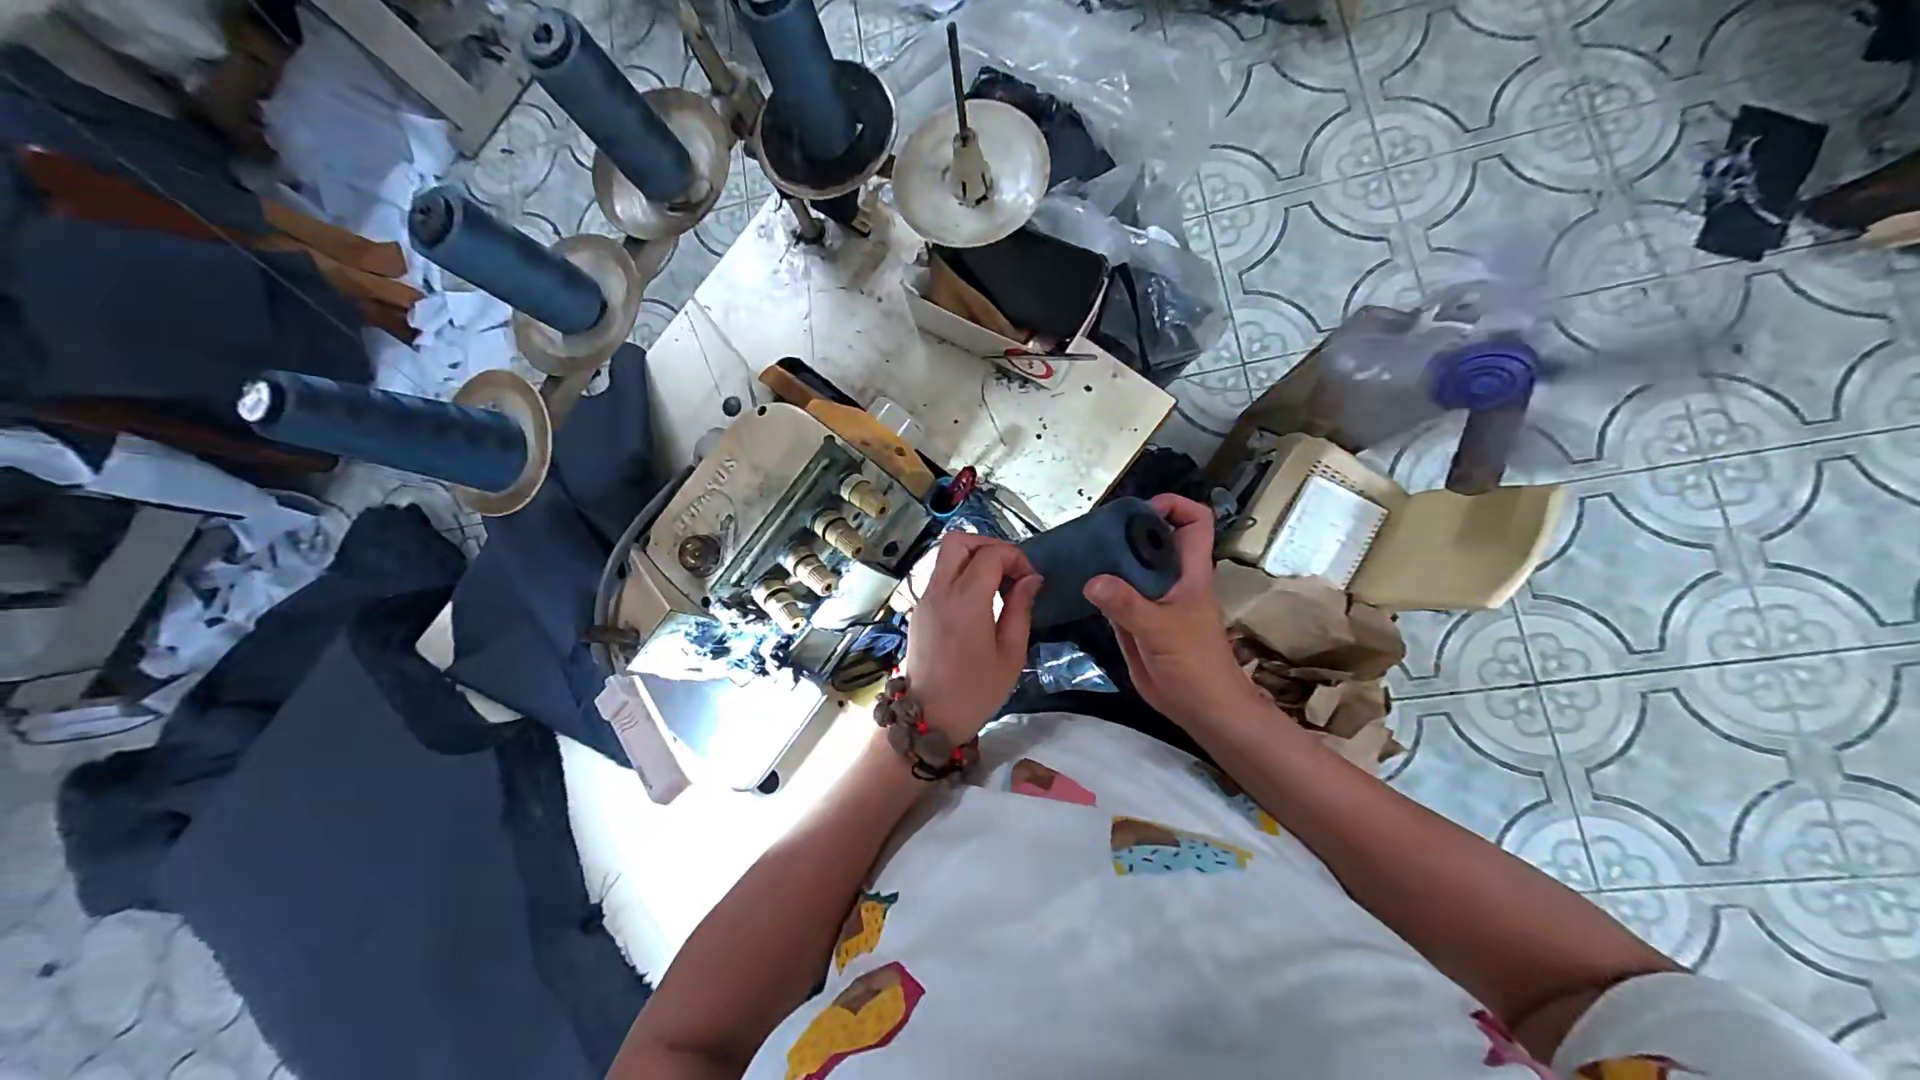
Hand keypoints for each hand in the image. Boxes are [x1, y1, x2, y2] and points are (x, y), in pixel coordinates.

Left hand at [902, 533, 1043, 738]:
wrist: (928, 718)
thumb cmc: (976, 692)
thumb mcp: (1011, 654)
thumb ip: (1021, 609)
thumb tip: (1030, 580)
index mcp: (966, 600)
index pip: (991, 554)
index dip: (1016, 557)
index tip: (1031, 579)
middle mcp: (939, 591)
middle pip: (958, 541)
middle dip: (989, 545)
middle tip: (1010, 568)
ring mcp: (924, 599)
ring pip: (944, 555)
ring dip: (972, 557)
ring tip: (996, 583)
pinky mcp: (918, 610)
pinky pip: (938, 576)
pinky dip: (960, 573)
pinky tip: (978, 600)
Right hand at [1083, 494, 1262, 729]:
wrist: (1201, 708)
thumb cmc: (1195, 664)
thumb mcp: (1161, 630)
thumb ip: (1127, 605)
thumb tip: (1092, 581)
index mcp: (1189, 571)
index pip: (1194, 522)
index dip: (1173, 507)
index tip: (1139, 512)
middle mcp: (1170, 578)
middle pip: (1151, 539)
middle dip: (1125, 530)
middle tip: (1092, 532)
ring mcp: (1152, 599)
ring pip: (1129, 567)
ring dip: (1106, 559)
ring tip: (1076, 554)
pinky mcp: (1135, 621)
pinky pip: (1114, 596)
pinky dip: (1097, 589)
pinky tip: (1074, 586)